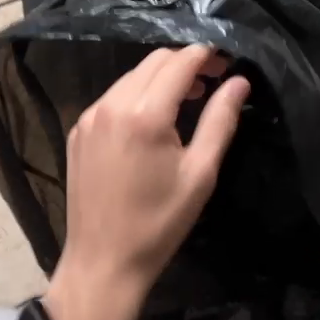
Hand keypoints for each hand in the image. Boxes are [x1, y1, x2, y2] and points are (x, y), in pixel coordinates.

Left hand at [44, 45, 250, 319]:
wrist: (102, 264)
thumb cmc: (158, 222)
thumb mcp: (200, 173)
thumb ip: (221, 120)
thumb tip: (239, 81)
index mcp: (145, 114)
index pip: (180, 61)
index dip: (207, 54)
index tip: (227, 63)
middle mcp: (113, 104)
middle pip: (156, 61)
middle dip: (186, 62)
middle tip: (212, 80)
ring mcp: (91, 116)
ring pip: (133, 75)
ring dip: (162, 77)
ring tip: (186, 99)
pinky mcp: (79, 129)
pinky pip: (114, 95)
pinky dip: (138, 94)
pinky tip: (152, 120)